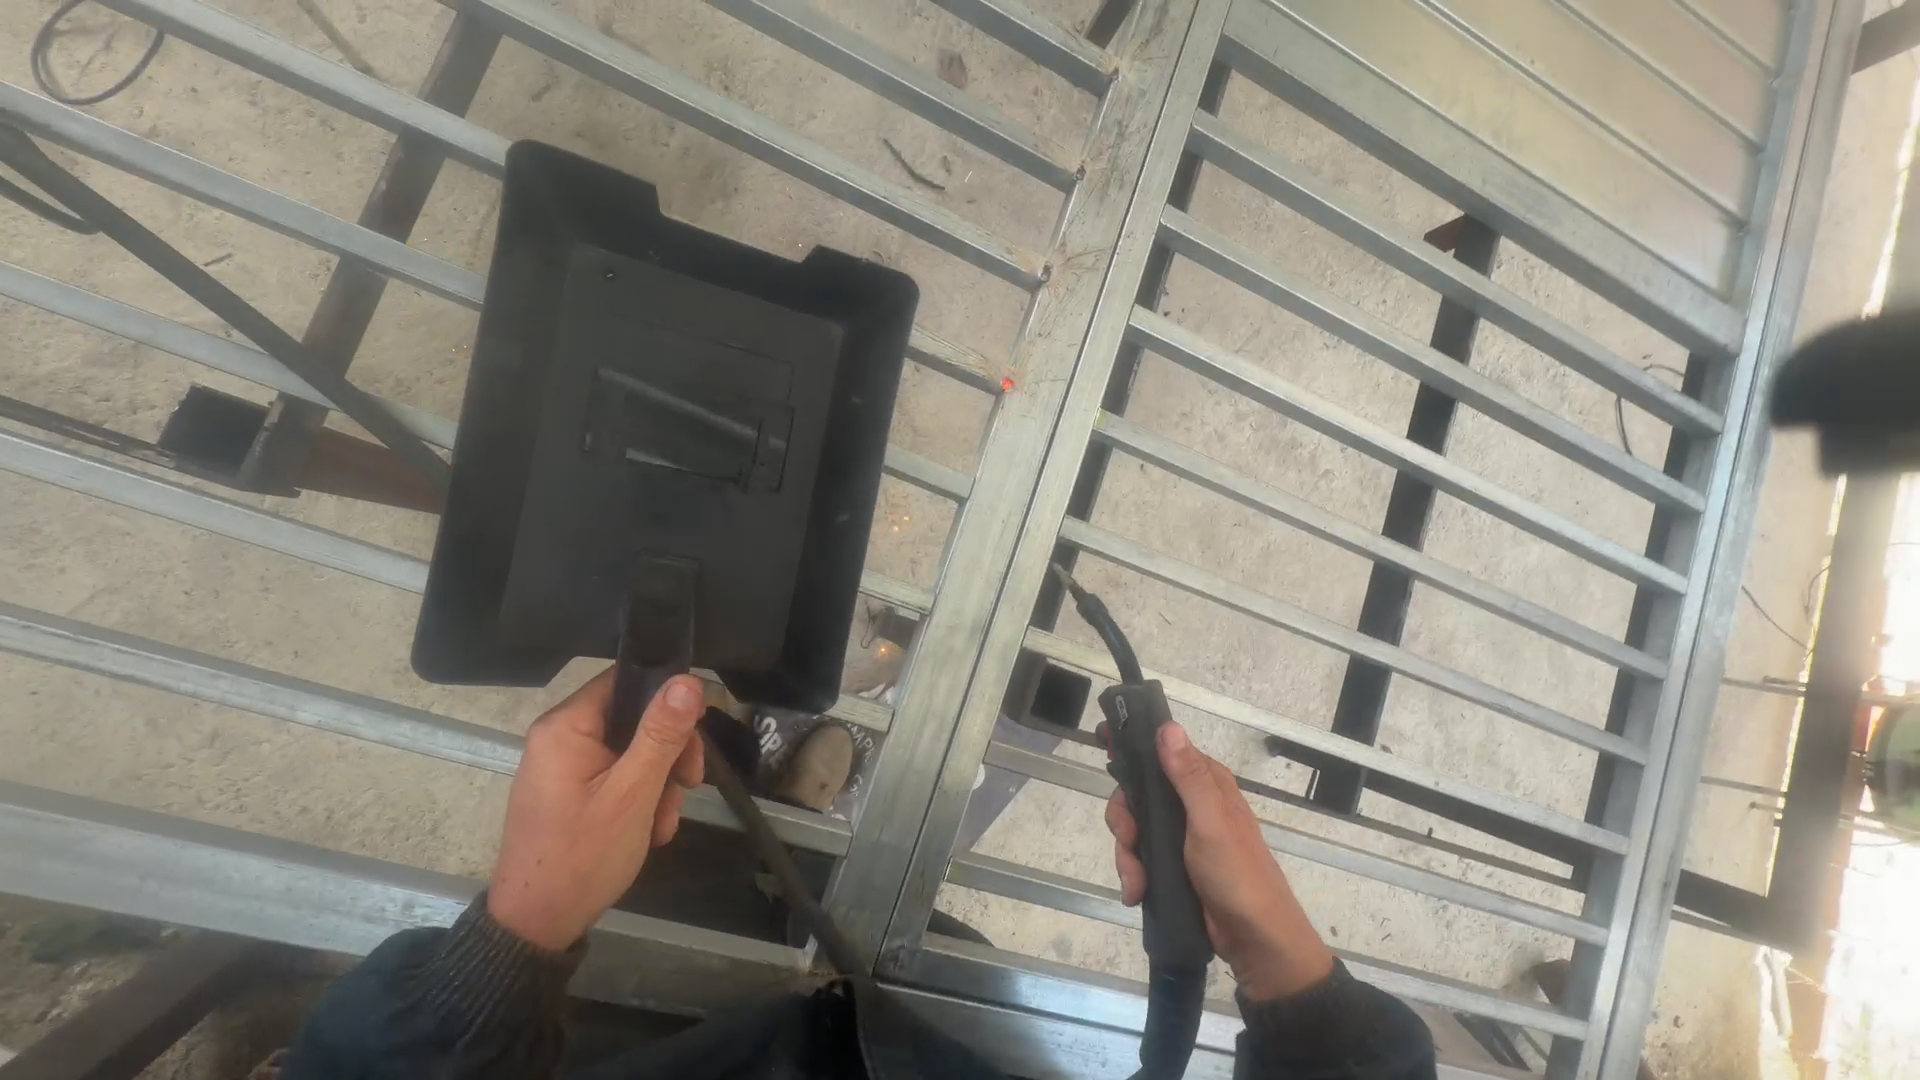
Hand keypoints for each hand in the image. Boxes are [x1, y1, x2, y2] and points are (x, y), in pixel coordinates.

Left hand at [487, 668, 705, 949]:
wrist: (536, 927)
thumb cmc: (583, 856)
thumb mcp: (633, 793)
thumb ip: (662, 734)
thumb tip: (689, 681)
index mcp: (566, 726)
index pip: (627, 680)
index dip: (669, 697)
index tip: (699, 727)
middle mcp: (562, 736)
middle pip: (636, 717)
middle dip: (670, 751)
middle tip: (690, 784)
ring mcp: (566, 765)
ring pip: (633, 749)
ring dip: (660, 781)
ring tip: (665, 821)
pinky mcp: (572, 789)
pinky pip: (619, 774)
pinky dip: (642, 796)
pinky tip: (651, 828)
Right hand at [1106, 722, 1334, 1000]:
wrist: (1255, 941)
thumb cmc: (1237, 875)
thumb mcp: (1211, 822)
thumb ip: (1188, 776)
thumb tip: (1168, 726)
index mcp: (1205, 782)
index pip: (1161, 752)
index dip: (1132, 755)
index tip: (1103, 753)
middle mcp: (1192, 802)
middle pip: (1138, 794)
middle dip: (1125, 821)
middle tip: (1128, 841)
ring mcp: (1182, 835)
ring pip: (1135, 828)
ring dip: (1127, 855)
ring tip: (1135, 881)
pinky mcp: (1174, 864)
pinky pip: (1141, 856)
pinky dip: (1133, 872)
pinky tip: (1136, 891)